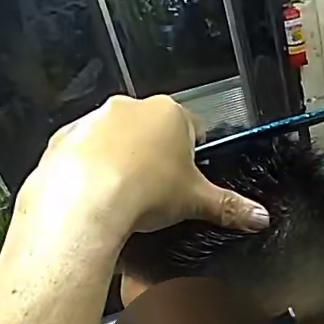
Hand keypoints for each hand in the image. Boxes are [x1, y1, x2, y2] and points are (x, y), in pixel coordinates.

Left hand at [10, 95, 268, 249]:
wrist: (85, 201)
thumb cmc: (143, 189)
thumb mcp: (196, 201)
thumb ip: (230, 206)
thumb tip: (259, 216)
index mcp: (169, 114)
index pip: (190, 127)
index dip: (191, 156)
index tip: (187, 178)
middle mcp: (130, 108)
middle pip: (151, 131)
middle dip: (155, 157)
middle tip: (159, 192)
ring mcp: (94, 120)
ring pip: (115, 139)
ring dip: (122, 161)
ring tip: (127, 198)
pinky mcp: (65, 139)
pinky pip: (84, 153)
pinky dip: (90, 171)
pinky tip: (98, 197)